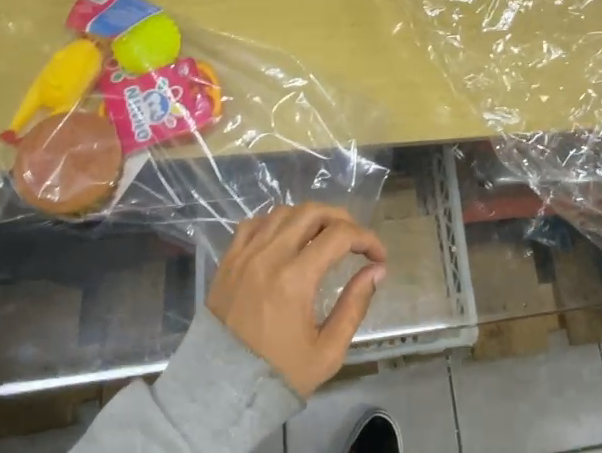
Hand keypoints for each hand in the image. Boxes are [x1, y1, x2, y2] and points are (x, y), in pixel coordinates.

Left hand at [206, 202, 387, 397]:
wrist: (223, 390)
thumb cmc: (279, 374)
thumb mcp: (327, 352)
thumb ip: (354, 306)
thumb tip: (377, 271)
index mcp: (295, 280)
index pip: (339, 236)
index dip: (366, 239)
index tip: (379, 257)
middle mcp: (268, 257)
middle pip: (312, 212)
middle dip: (342, 219)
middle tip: (355, 240)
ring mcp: (245, 254)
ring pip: (283, 212)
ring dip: (310, 217)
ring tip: (324, 237)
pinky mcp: (228, 259)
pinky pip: (254, 223)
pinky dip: (276, 222)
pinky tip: (287, 238)